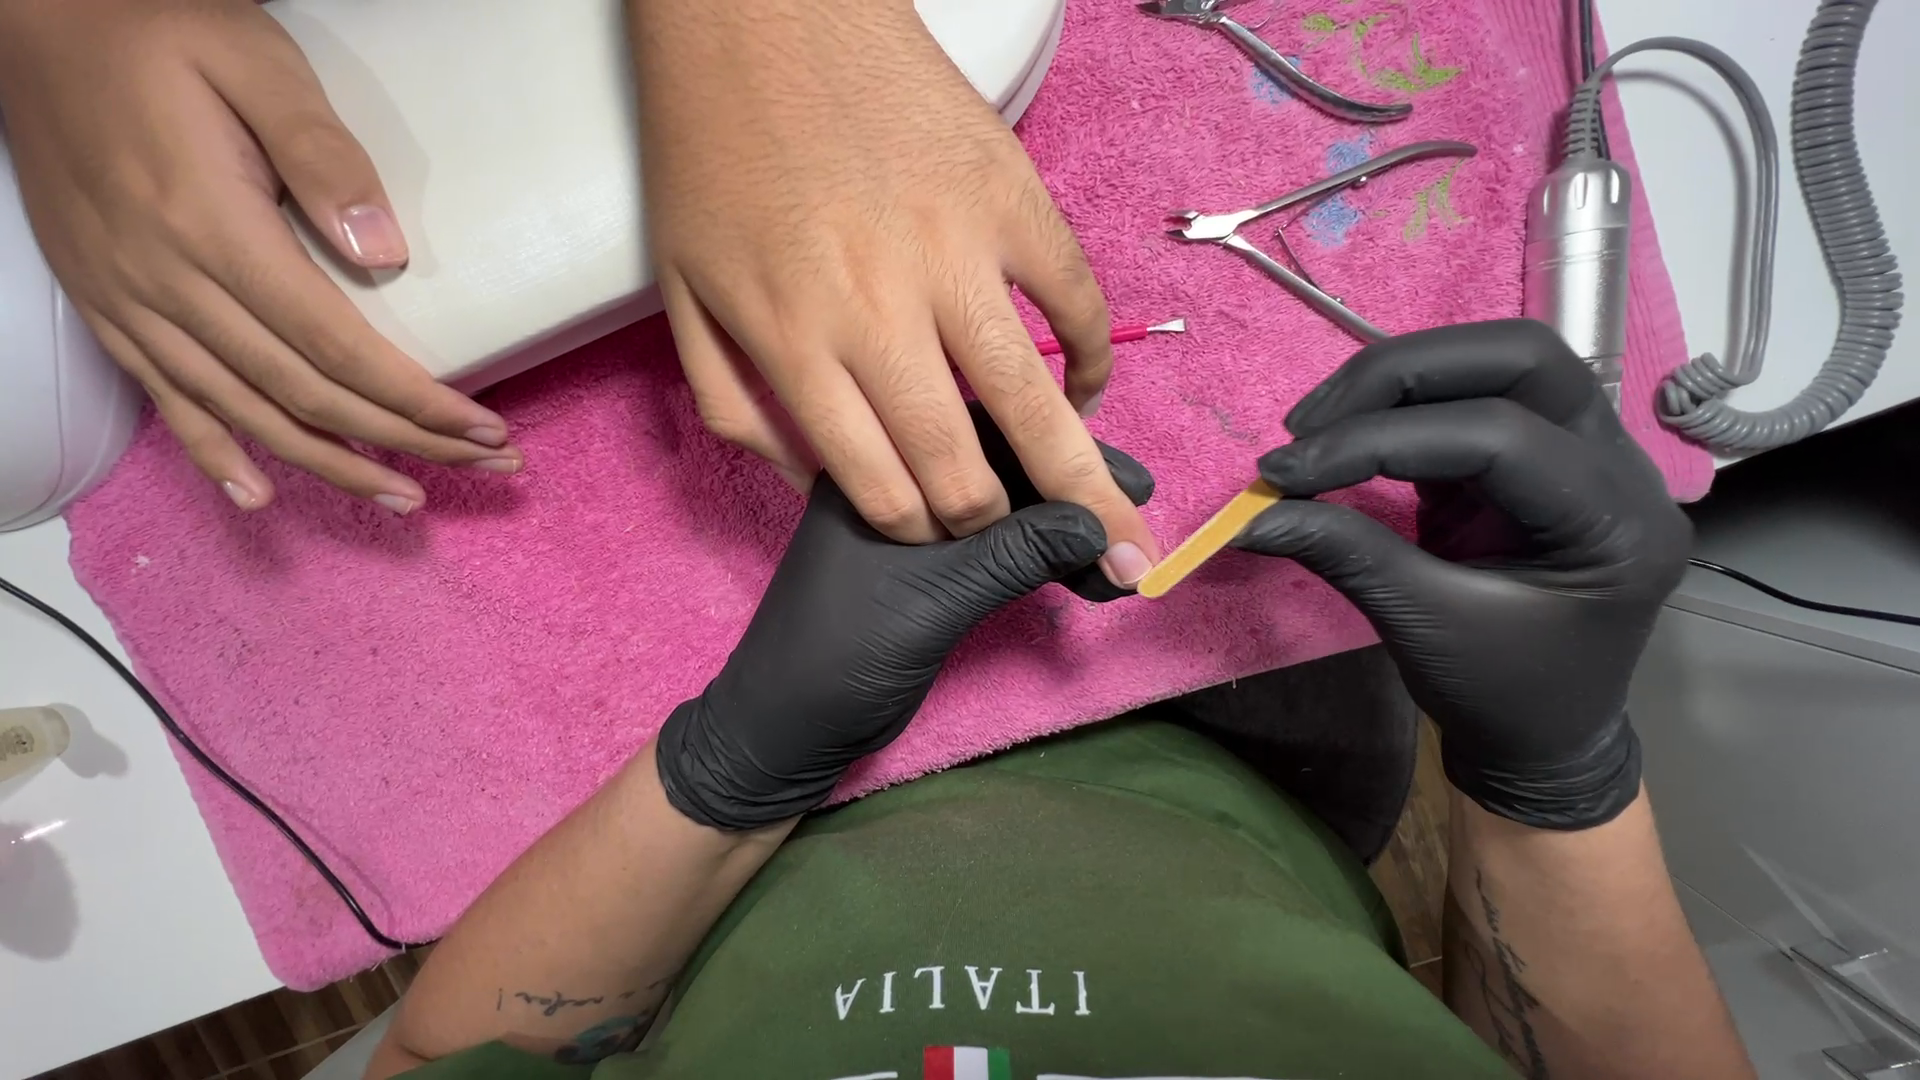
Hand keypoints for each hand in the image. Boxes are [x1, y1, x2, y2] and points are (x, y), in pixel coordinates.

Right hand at [0, 0, 520, 513]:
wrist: (29, 8)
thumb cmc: (160, 32)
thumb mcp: (258, 67)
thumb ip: (325, 159)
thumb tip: (387, 255)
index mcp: (211, 230)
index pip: (342, 349)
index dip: (419, 402)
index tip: (486, 430)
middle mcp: (164, 281)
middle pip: (310, 395)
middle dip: (408, 441)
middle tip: (485, 466)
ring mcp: (128, 300)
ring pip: (247, 413)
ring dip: (335, 466)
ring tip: (408, 498)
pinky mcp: (107, 303)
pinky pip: (163, 398)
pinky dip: (215, 452)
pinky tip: (259, 495)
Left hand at [627, 0, 1158, 585]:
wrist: (759, 9)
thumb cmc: (714, 156)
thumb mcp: (686, 301)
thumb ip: (738, 413)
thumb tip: (810, 487)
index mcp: (796, 347)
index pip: (883, 492)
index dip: (919, 535)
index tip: (939, 541)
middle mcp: (880, 316)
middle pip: (962, 472)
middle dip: (992, 529)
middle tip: (1014, 541)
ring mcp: (956, 254)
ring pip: (1034, 407)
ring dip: (1074, 483)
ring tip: (1105, 524)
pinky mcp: (1012, 198)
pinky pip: (1079, 307)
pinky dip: (1092, 364)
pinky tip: (1080, 391)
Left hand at [655, 407, 1154, 829]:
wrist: (785, 731)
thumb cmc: (840, 656)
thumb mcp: (933, 600)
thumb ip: (1013, 555)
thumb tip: (1101, 523)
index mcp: (880, 465)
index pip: (986, 437)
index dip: (1063, 456)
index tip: (1128, 485)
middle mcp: (900, 484)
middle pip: (1005, 471)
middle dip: (1075, 496)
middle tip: (1138, 515)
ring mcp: (916, 530)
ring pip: (1008, 514)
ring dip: (1066, 534)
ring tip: (1121, 558)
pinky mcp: (929, 572)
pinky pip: (999, 551)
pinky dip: (1043, 562)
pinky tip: (1083, 573)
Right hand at [1232, 320, 1691, 829]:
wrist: (1541, 730)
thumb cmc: (1500, 692)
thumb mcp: (1421, 626)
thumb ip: (1344, 554)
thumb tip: (1251, 515)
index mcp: (1612, 523)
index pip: (1496, 437)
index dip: (1377, 442)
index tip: (1284, 475)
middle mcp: (1616, 465)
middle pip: (1518, 359)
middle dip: (1397, 377)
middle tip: (1305, 426)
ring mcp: (1578, 451)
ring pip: (1495, 361)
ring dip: (1393, 379)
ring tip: (1313, 426)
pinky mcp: (1527, 455)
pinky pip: (1465, 396)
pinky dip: (1394, 405)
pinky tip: (1343, 433)